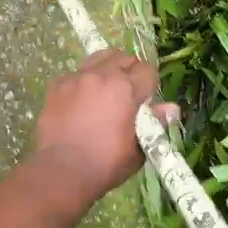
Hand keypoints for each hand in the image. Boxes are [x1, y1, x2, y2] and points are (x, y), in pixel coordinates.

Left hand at [29, 49, 167, 199]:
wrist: (62, 170)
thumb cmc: (106, 163)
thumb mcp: (139, 148)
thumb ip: (154, 123)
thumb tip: (172, 108)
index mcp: (125, 89)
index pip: (147, 71)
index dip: (150, 85)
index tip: (145, 101)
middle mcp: (100, 75)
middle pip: (122, 58)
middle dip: (130, 71)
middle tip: (128, 94)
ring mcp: (75, 77)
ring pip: (98, 59)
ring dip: (107, 69)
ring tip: (106, 91)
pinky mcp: (56, 85)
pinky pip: (76, 73)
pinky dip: (83, 81)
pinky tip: (81, 101)